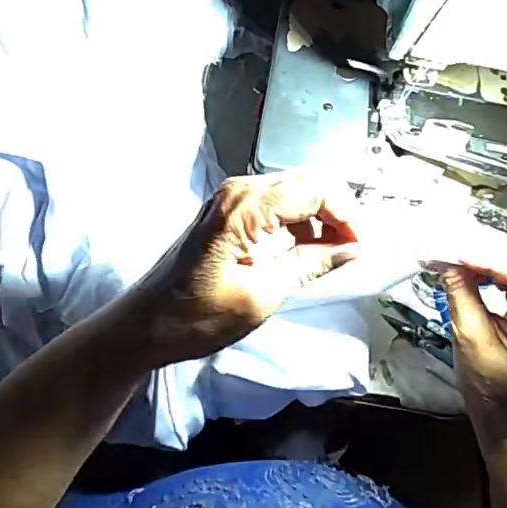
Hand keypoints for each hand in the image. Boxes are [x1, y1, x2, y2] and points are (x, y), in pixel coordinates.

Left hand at [126, 173, 359, 365]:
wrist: (145, 324)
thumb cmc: (195, 316)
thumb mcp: (261, 296)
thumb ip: (310, 266)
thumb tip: (351, 250)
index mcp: (244, 208)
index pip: (314, 190)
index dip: (346, 216)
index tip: (361, 246)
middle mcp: (238, 191)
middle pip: (306, 182)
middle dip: (337, 212)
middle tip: (353, 249)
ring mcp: (231, 199)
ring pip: (293, 192)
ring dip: (319, 217)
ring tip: (333, 254)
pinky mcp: (228, 213)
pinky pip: (276, 205)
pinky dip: (298, 222)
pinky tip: (307, 250)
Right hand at [432, 223, 506, 430]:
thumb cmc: (491, 383)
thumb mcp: (469, 337)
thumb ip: (460, 291)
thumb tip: (446, 255)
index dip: (483, 255)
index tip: (452, 247)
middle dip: (480, 246)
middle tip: (444, 239)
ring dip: (483, 249)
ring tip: (451, 244)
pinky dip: (491, 258)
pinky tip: (469, 255)